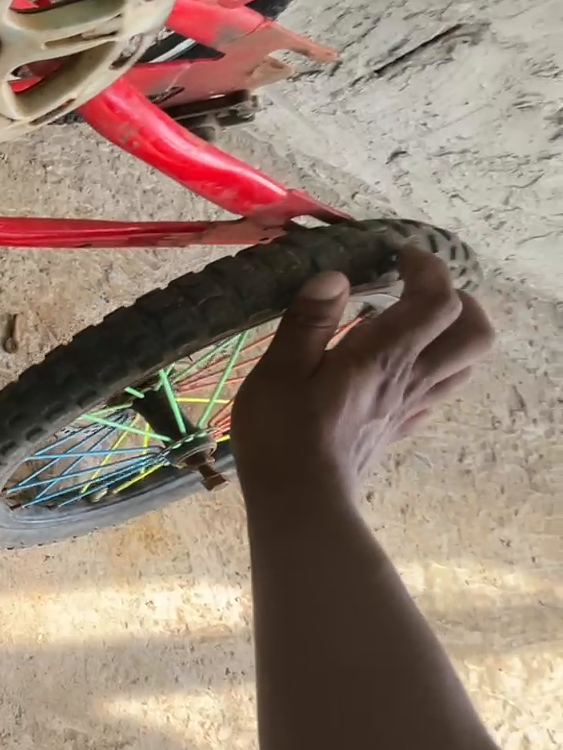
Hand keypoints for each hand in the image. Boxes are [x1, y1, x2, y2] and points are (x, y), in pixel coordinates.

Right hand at [230, 246, 492, 502]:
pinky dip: (433, 373)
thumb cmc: (280, 431)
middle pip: (471, 332)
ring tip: (421, 328)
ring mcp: (408, 407)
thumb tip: (334, 274)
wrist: (299, 493)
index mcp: (382, 356)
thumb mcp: (277, 372)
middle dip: (459, 303)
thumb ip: (307, 323)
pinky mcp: (396, 429)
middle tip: (420, 292)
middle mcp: (409, 377)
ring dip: (456, 336)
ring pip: (464, 364)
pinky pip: (437, 394)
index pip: (435, 301)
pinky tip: (401, 375)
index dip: (428, 271)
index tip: (401, 256)